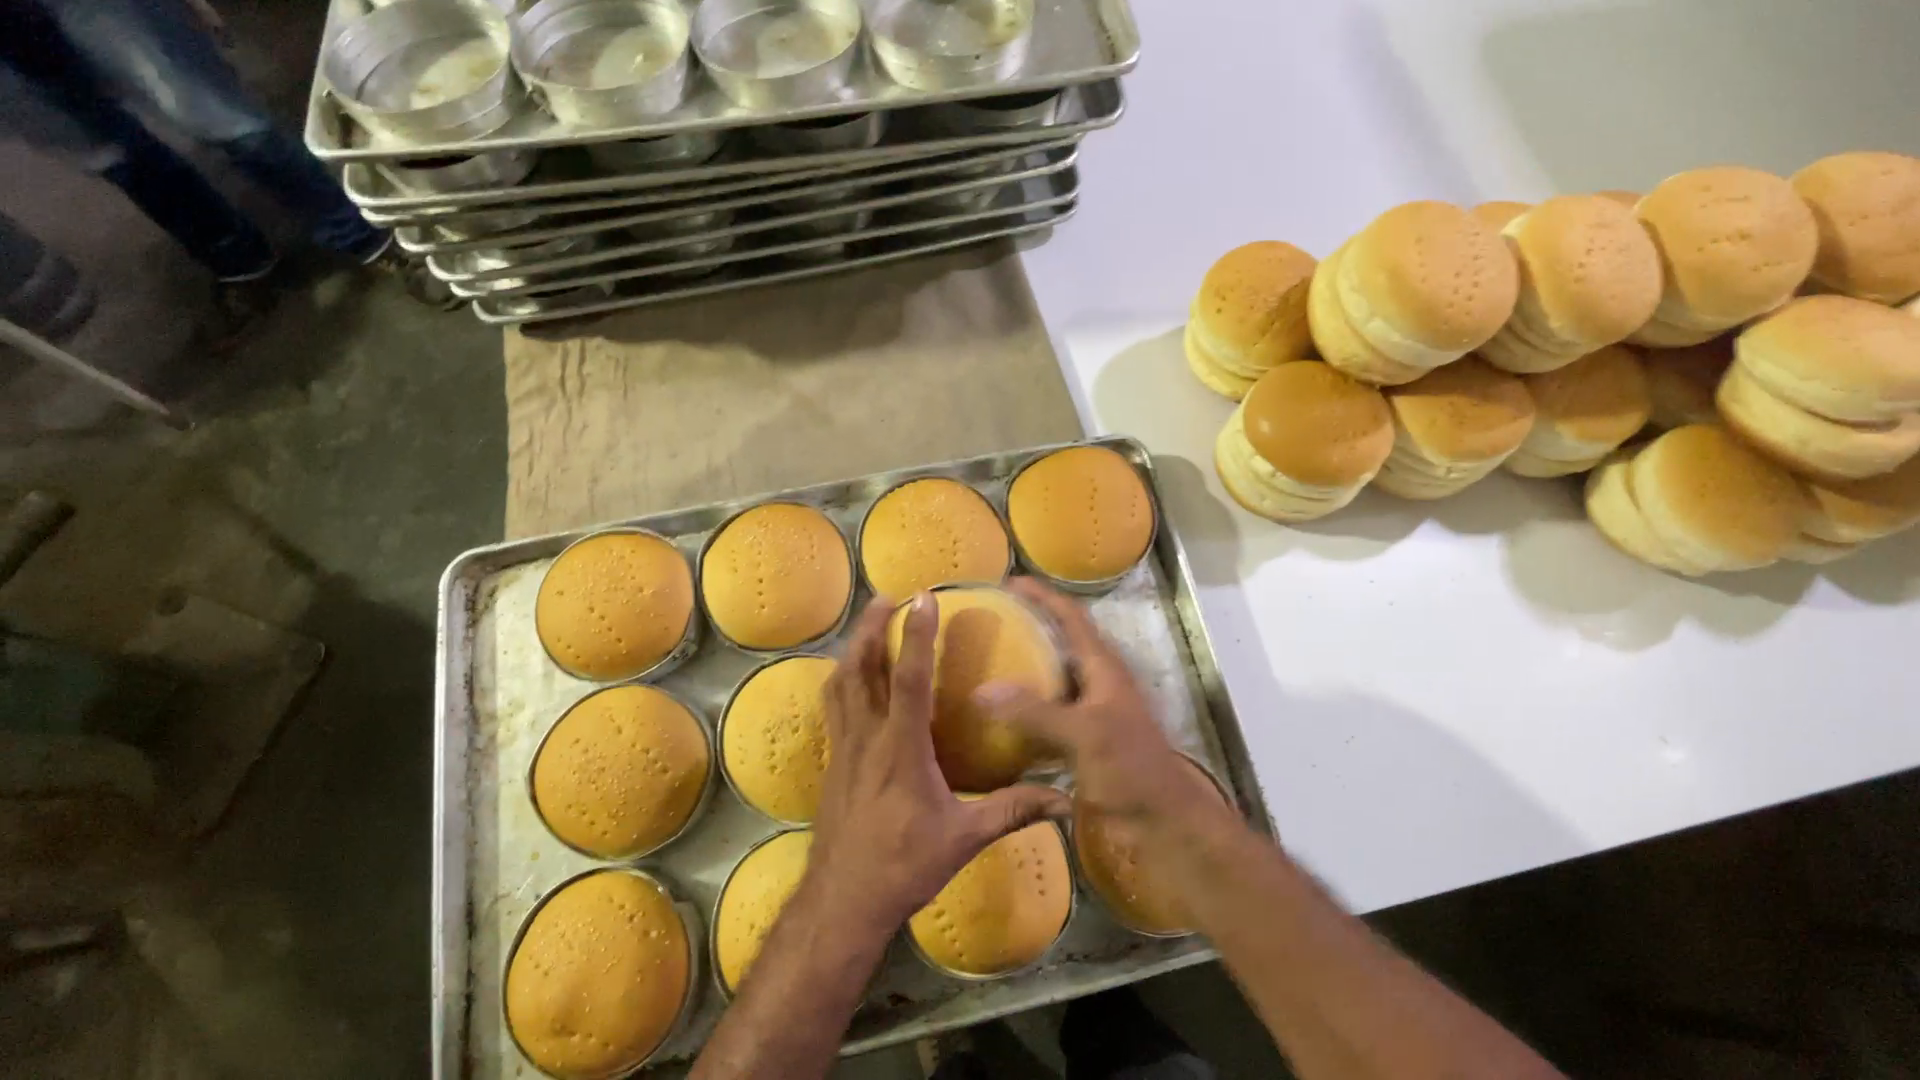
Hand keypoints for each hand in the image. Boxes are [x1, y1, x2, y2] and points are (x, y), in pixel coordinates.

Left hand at [809, 591, 1069, 930]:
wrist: (843, 900)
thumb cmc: (905, 866)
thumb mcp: (965, 838)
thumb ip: (1014, 811)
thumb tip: (1066, 800)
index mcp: (901, 750)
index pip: (909, 680)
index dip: (917, 636)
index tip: (923, 598)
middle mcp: (866, 739)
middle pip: (861, 668)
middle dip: (872, 627)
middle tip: (887, 597)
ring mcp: (842, 749)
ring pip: (839, 683)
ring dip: (853, 648)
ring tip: (869, 624)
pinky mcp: (831, 762)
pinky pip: (832, 707)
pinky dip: (840, 680)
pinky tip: (850, 677)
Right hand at [976, 579, 1231, 836]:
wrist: (1163, 823)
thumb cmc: (1132, 769)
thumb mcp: (1085, 734)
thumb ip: (1036, 711)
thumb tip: (982, 690)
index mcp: (1104, 669)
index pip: (1071, 617)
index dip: (1043, 595)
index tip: (1008, 581)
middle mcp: (1097, 684)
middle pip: (1061, 643)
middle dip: (1028, 627)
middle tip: (988, 621)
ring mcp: (1090, 714)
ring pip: (1052, 680)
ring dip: (1023, 669)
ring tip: (983, 663)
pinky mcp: (1082, 744)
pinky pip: (1046, 716)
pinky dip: (1023, 711)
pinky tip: (995, 720)